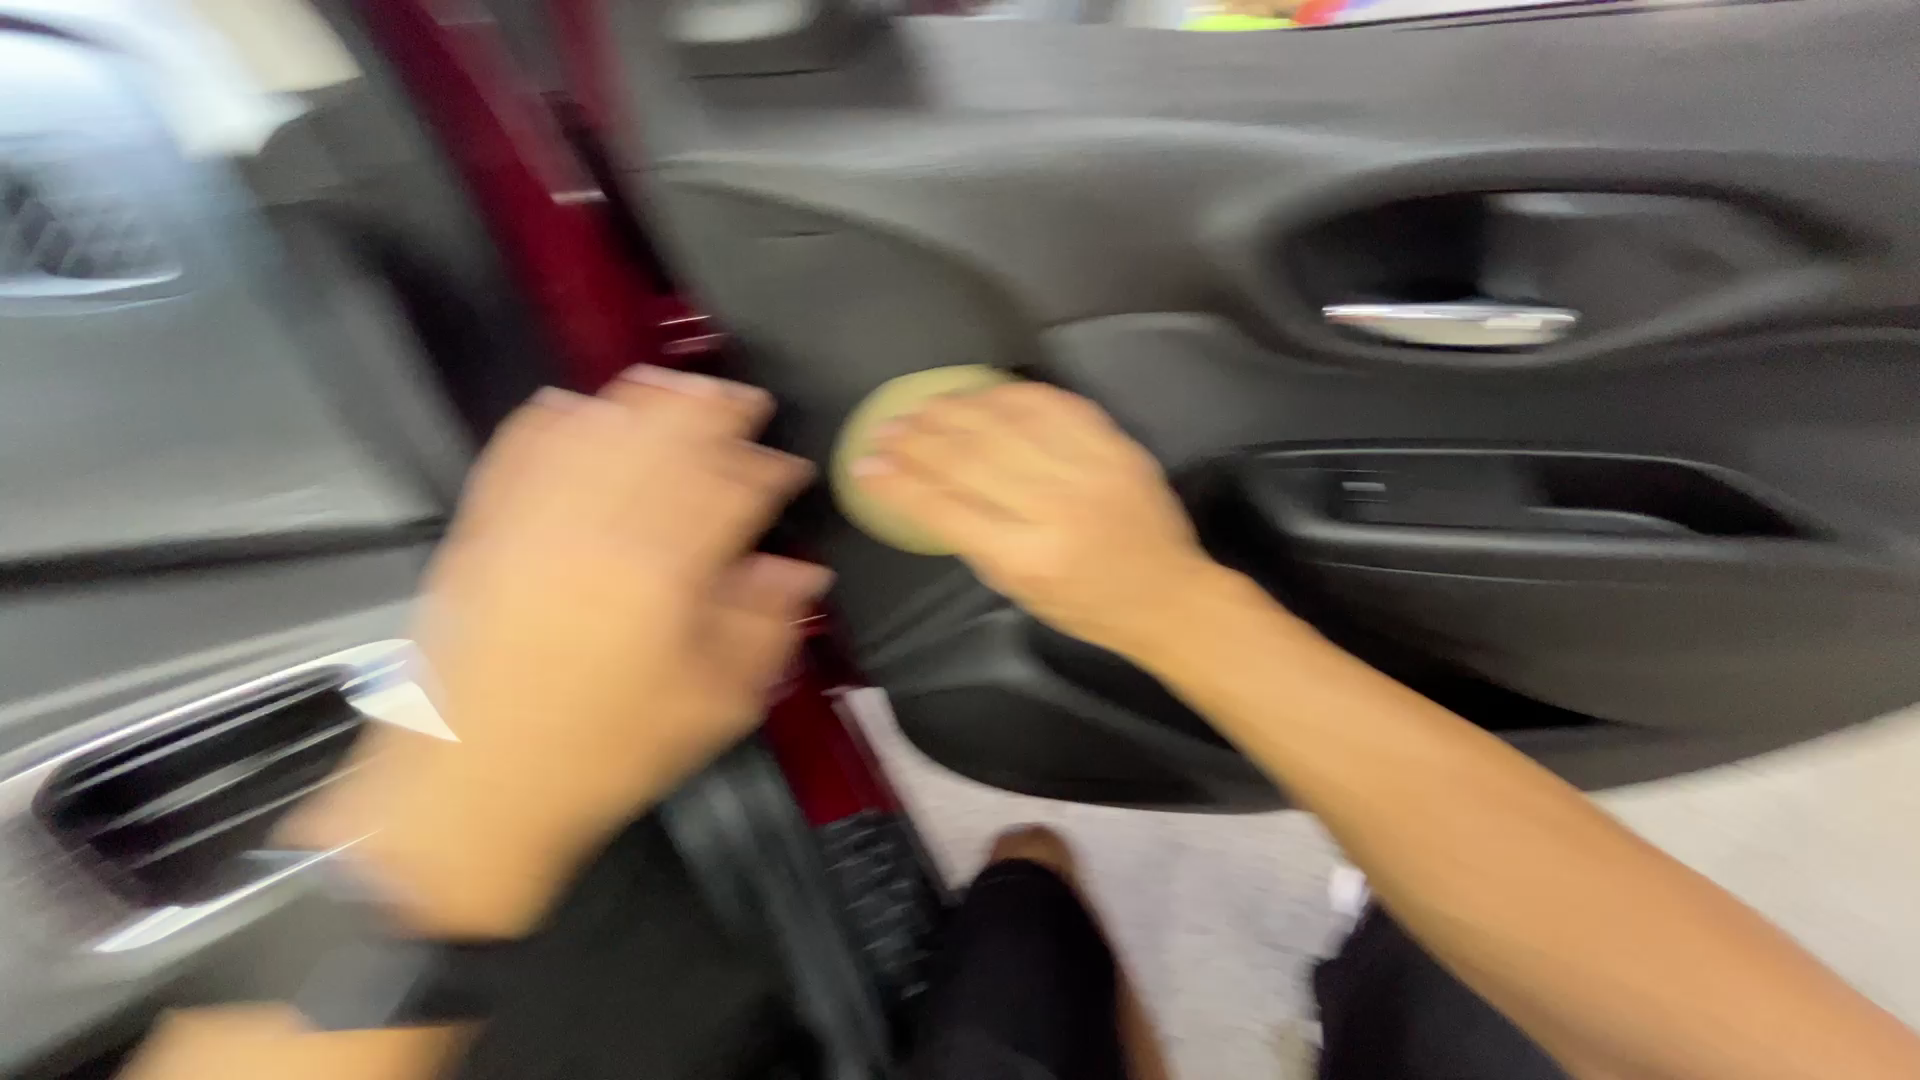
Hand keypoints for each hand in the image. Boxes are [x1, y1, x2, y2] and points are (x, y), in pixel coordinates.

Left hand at [295, 368, 826, 934]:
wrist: (467, 794)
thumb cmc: (603, 754)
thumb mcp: (713, 706)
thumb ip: (764, 628)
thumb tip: (800, 573)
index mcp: (664, 572)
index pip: (731, 490)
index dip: (769, 469)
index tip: (789, 467)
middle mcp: (599, 528)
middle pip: (668, 439)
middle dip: (715, 411)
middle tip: (745, 400)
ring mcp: (533, 523)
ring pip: (598, 430)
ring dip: (646, 401)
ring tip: (679, 388)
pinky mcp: (483, 532)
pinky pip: (520, 452)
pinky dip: (552, 420)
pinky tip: (576, 404)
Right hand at [852, 382, 1216, 655]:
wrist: (1168, 594)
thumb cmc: (1086, 606)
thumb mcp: (1019, 591)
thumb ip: (975, 540)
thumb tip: (927, 492)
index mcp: (1025, 557)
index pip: (944, 509)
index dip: (898, 483)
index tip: (866, 464)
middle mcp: (1053, 508)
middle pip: (970, 457)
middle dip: (918, 438)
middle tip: (887, 426)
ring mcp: (1088, 471)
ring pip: (1005, 424)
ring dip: (955, 409)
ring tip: (923, 404)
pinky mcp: (1114, 446)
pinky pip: (1054, 405)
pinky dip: (1010, 393)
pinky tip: (981, 391)